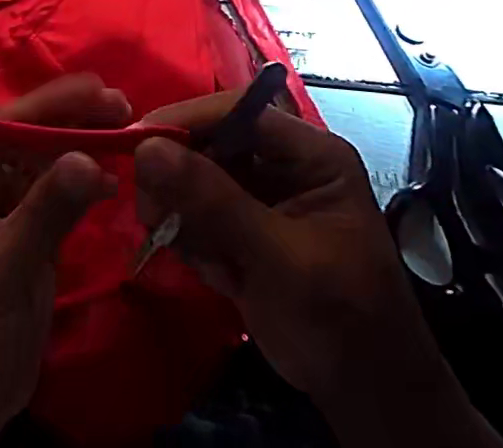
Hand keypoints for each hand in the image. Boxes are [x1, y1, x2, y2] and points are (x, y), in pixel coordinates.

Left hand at [0, 75, 127, 447]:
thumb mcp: (7, 263)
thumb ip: (48, 209)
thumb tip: (90, 158)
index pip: (9, 123)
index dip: (52, 103)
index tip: (97, 89)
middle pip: (35, 137)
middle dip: (75, 120)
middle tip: (123, 108)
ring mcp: (12, 205)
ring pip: (53, 163)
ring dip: (87, 147)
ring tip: (128, 134)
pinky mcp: (35, 232)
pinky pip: (64, 195)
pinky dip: (88, 185)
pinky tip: (113, 182)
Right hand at [134, 96, 502, 447]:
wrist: (363, 391)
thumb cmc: (342, 318)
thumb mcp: (280, 258)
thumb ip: (214, 202)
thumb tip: (147, 148)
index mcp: (309, 154)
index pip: (237, 111)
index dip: (187, 120)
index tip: (139, 142)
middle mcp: (279, 162)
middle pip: (206, 140)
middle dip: (178, 178)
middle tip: (155, 215)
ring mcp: (255, 193)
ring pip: (190, 176)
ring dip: (182, 215)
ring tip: (205, 258)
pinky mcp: (235, 223)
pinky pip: (189, 210)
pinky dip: (189, 238)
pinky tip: (217, 272)